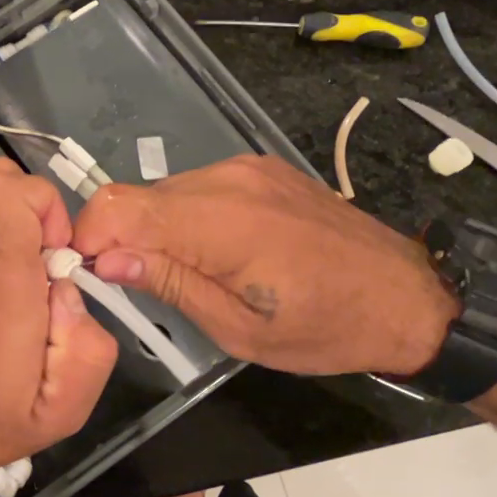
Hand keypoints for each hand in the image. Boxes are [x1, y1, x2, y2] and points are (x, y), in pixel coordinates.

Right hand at [71, 155, 457, 377]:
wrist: (407, 296)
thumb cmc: (324, 328)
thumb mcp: (238, 328)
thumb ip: (169, 283)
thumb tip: (105, 260)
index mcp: (220, 221)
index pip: (118, 207)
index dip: (88, 239)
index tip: (92, 278)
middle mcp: (227, 179)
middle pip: (136, 198)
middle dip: (119, 239)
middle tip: (136, 288)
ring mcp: (245, 168)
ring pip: (164, 192)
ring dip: (154, 230)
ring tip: (182, 274)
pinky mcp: (259, 169)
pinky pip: (196, 189)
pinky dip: (185, 218)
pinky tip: (212, 252)